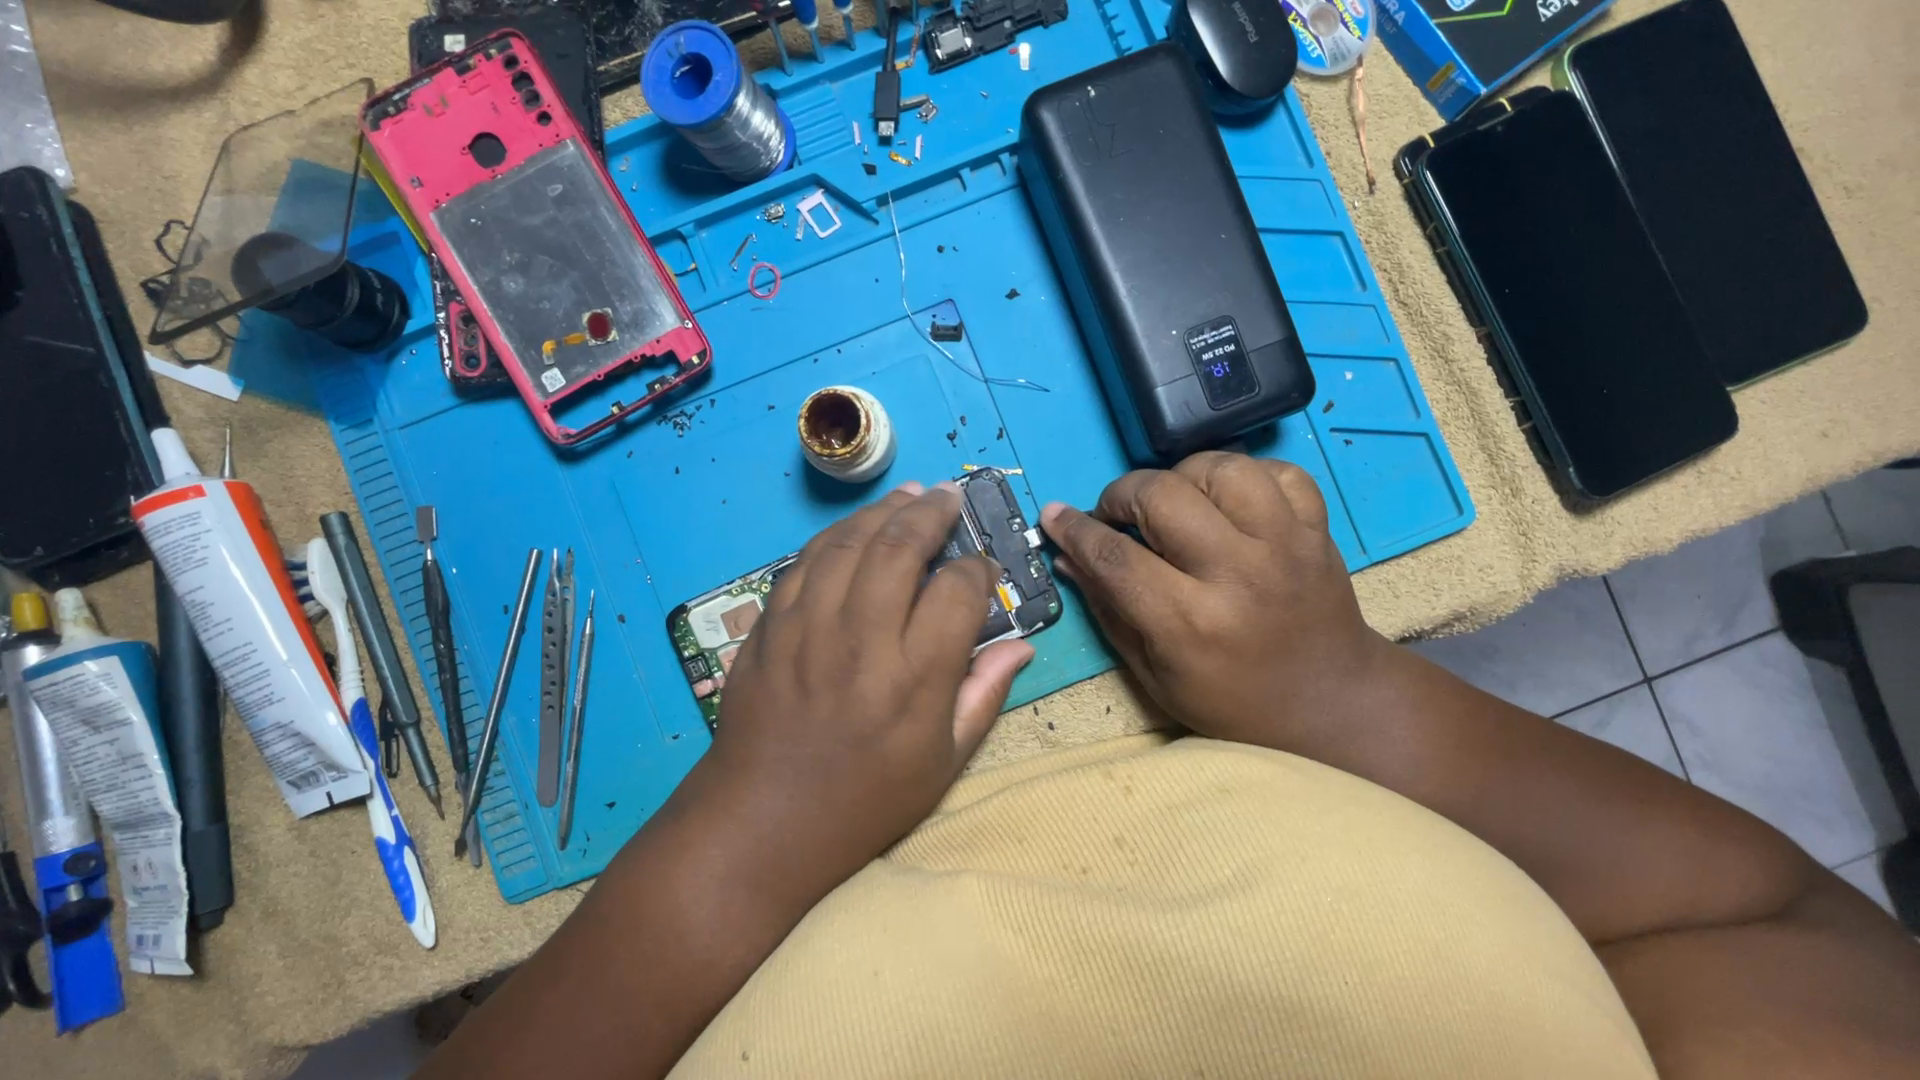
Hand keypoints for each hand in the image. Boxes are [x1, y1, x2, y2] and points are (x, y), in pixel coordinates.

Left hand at [703, 481, 1033, 892]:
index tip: (982, 569)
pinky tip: (852, 532)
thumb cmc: (866, 801)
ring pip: (848, 544)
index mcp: (915, 677)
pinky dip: (833, 538)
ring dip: (882, 512)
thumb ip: (984, 696)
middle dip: (931, 513)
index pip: (958, 591)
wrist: (763, 822)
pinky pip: (802, 563)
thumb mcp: (943, 764)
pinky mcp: (769, 628)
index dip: (978, 569)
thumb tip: (1022, 646)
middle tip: (948, 498)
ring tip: (907, 497)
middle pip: (899, 547)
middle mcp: (862, 639)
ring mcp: (808, 628)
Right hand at [1041, 452, 1389, 749]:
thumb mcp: (1154, 673)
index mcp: (1191, 622)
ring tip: (1174, 502)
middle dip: (1122, 495)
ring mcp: (1285, 545)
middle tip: (1117, 517)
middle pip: (1162, 496)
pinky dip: (1245, 476)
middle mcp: (1238, 574)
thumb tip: (1067, 556)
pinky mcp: (1316, 530)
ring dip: (1183, 476)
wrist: (1329, 702)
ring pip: (1222, 468)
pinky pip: (1279, 471)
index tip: (1056, 517)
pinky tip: (1227, 501)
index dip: (1075, 530)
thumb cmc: (1231, 702)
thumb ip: (1108, 609)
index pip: (1116, 556)